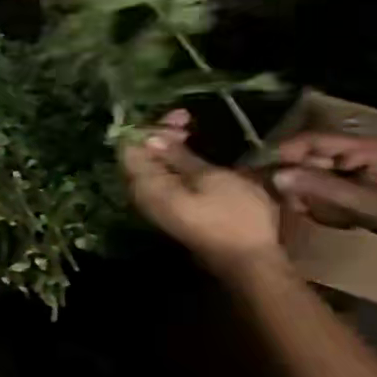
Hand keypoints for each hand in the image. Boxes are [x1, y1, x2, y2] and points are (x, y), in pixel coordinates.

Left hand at [120, 110, 281, 270]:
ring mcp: (152, 199)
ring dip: (166, 146)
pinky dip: (173, 161)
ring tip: (188, 131)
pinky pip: (162, 176)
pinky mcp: (168, 205)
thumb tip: (151, 137)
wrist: (245, 258)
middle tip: (186, 119)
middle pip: (138, 154)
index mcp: (143, 182)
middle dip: (158, 134)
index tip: (179, 117)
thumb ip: (178, 157)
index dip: (150, 128)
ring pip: (150, 164)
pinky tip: (190, 154)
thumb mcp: (211, 179)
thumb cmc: (233, 216)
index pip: (130, 147)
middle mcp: (139, 189)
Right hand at [273, 131, 376, 237]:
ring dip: (314, 198)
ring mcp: (368, 172)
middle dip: (299, 184)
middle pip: (310, 159)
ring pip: (317, 177)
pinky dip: (328, 205)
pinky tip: (342, 219)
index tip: (270, 180)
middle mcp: (366, 155)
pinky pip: (332, 189)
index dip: (284, 156)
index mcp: (371, 150)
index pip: (310, 140)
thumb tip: (274, 175)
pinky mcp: (369, 188)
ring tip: (330, 217)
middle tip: (297, 206)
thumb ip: (323, 189)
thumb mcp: (373, 206)